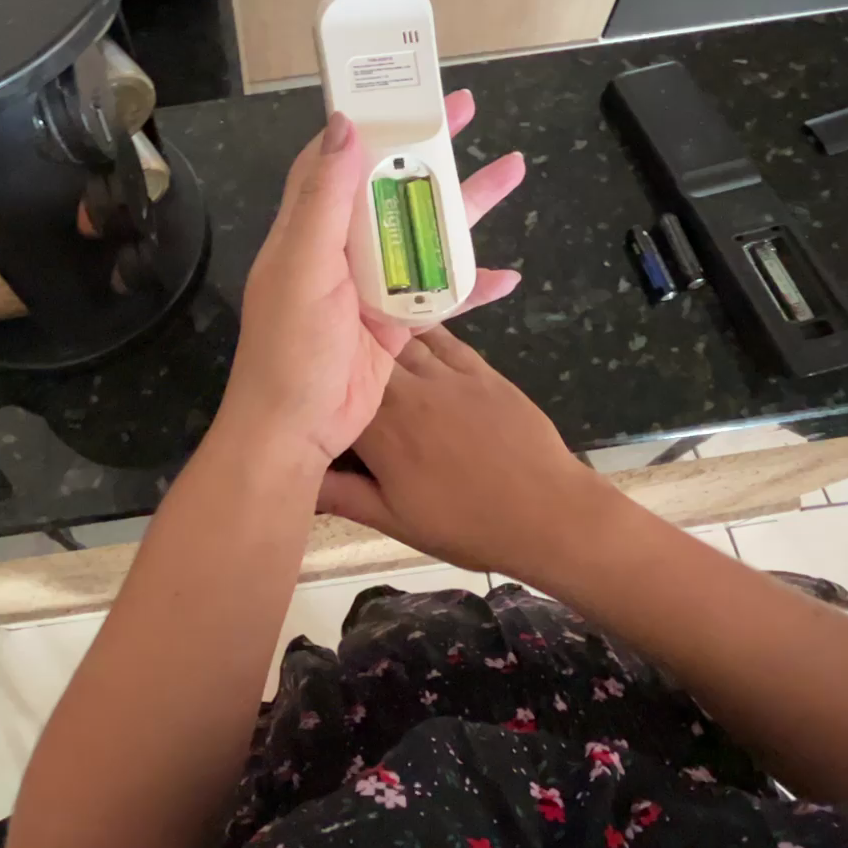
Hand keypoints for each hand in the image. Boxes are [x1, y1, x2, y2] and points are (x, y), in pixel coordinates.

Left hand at [220, 90, 525, 469]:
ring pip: (423, 233)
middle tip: (466, 110)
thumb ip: (324, 200)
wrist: (297, 426)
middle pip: (389, 185)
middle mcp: (340, 249)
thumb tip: (345, 126)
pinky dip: (471, 284)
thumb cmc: (291, 345)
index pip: (336, 158)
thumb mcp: (304, 266)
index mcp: (310, 228)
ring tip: (511, 170)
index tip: (401, 91)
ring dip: (464, 206)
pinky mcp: (395, 322)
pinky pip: (439, 292)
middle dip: (427, 149)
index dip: (367, 122)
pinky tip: (508, 274)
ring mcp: (370, 285)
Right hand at [318, 326, 611, 577]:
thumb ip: (344, 495)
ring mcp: (449, 377)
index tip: (304, 370)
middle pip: (368, 352)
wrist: (548, 515)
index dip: (318, 375)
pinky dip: (422, 327)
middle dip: (347, 345)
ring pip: (403, 338)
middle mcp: (410, 393)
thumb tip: (299, 478)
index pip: (336, 387)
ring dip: (381, 331)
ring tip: (361, 323)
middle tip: (328, 340)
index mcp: (383, 431)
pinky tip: (409, 322)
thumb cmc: (468, 525)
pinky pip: (444, 338)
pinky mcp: (481, 371)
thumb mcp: (397, 522)